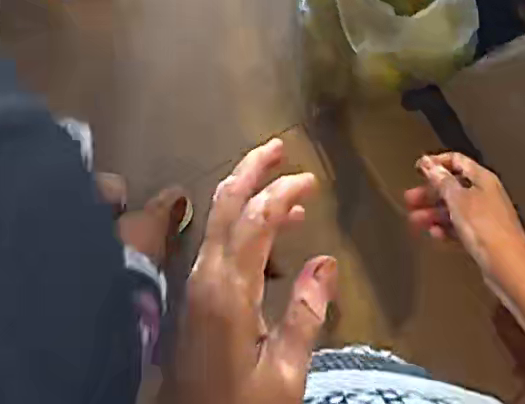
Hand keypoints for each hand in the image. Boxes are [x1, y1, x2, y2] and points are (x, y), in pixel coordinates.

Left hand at [165, 138, 337, 403]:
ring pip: (220, 216)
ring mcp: (198, 281)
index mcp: (229, 289)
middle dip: (252, 169)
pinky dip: (245, 219)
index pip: (256, 218)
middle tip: (279, 147)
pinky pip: (221, 238)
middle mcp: (207, 273)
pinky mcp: (198, 293)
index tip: (311, 181)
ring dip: (249, 190)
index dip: (283, 191)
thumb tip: (326, 261)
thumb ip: (306, 316)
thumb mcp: (283, 377)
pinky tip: (274, 230)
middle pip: (226, 201)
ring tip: (285, 181)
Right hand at [405, 153, 524, 301]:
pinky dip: (447, 229)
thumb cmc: (483, 227)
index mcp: (482, 179)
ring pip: (454, 209)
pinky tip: (434, 234)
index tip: (417, 169)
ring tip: (414, 221)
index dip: (436, 162)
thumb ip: (441, 181)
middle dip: (430, 192)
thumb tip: (429, 163)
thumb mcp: (458, 199)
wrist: (511, 270)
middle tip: (409, 199)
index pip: (456, 160)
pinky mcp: (485, 239)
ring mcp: (486, 218)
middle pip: (453, 186)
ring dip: (434, 213)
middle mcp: (485, 194)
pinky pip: (461, 228)